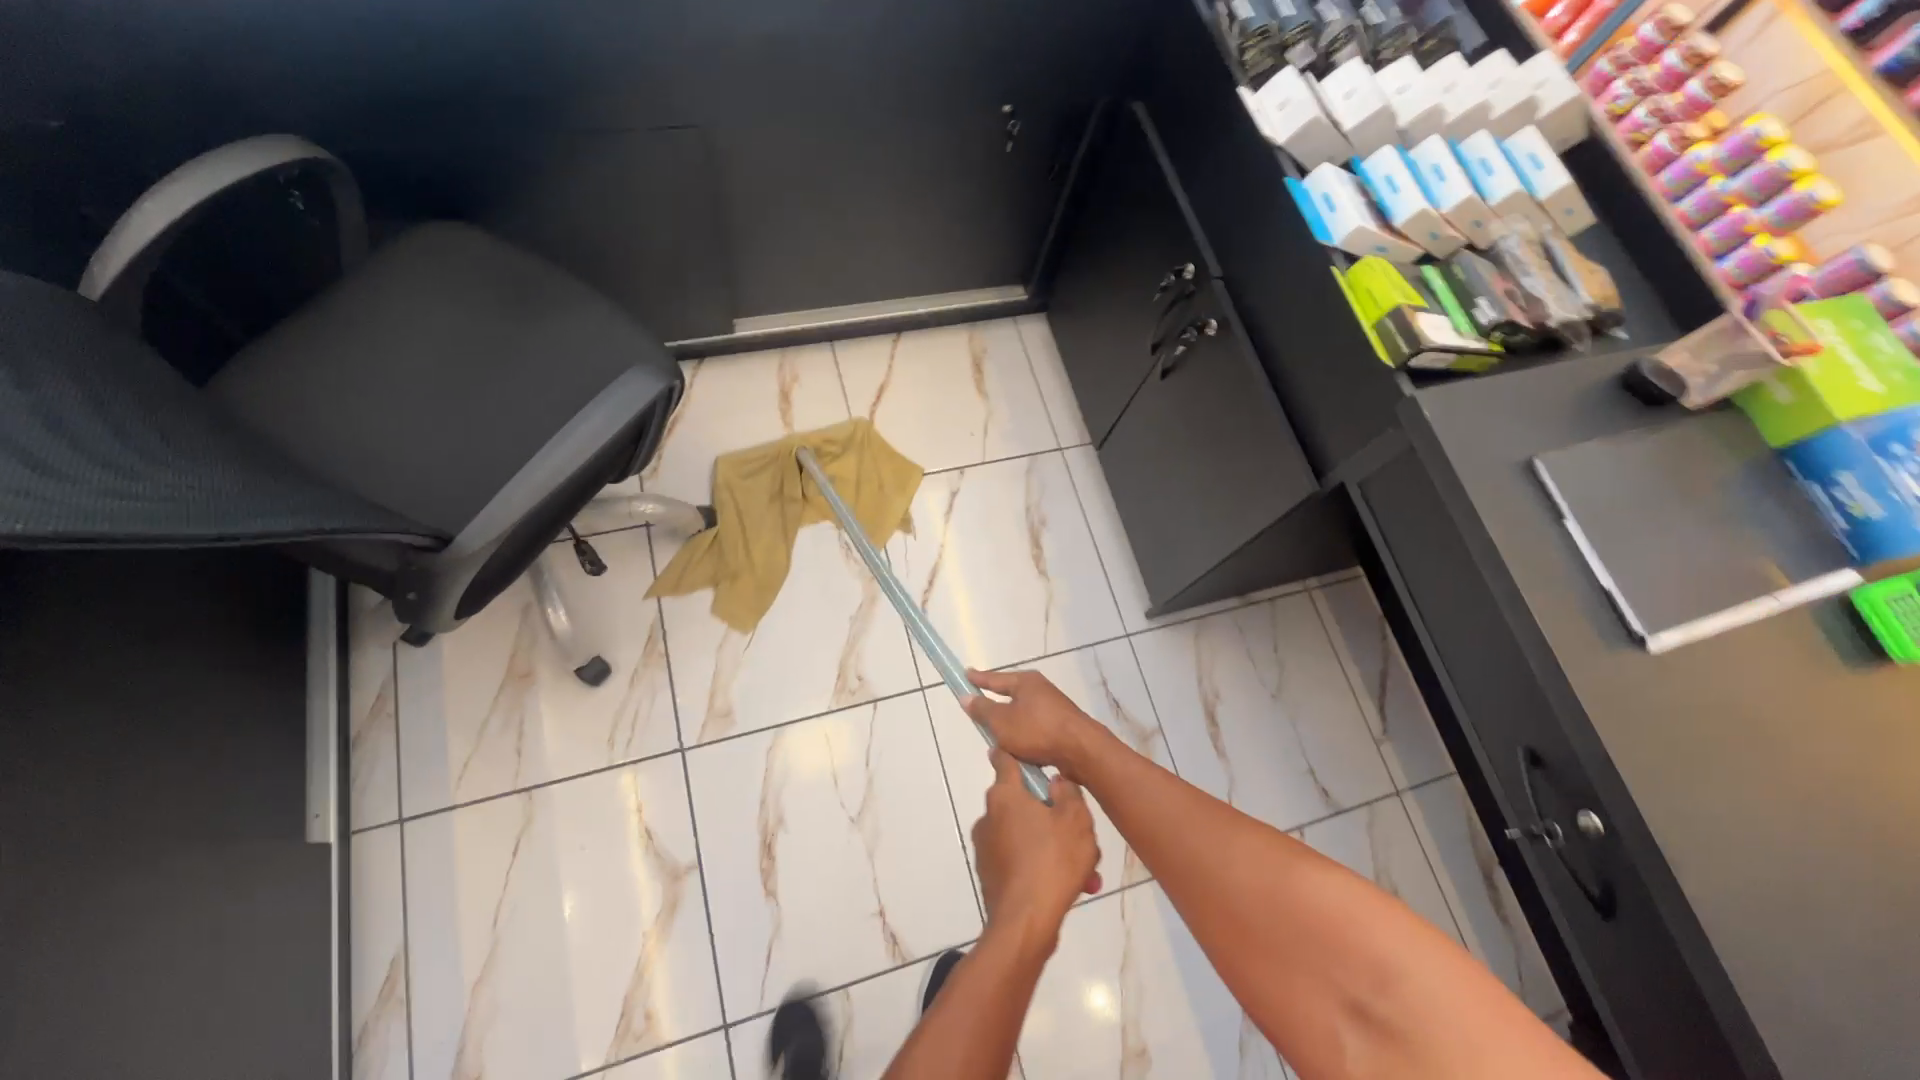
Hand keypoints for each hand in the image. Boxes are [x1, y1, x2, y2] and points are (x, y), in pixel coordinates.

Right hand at [963, 669, 1107, 782]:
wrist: (1081, 750)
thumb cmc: (1037, 731)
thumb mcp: (1001, 721)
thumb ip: (982, 710)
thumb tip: (966, 696)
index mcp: (1025, 682)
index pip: (995, 679)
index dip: (979, 678)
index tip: (966, 674)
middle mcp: (1040, 690)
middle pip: (1010, 696)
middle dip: (995, 706)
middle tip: (978, 711)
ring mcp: (1053, 708)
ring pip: (1022, 716)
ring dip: (1010, 727)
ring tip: (995, 740)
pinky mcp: (1061, 727)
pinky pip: (1034, 730)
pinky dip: (1024, 738)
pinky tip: (1018, 752)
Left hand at [972, 750, 1101, 946]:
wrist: (1025, 922)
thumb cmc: (1053, 861)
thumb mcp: (1076, 820)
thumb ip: (1068, 794)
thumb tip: (1055, 782)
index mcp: (1005, 796)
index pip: (1004, 761)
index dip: (1013, 754)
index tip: (1020, 751)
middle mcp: (989, 817)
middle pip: (1022, 805)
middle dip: (1052, 818)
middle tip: (1082, 837)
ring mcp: (986, 849)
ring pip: (1027, 838)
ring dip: (1053, 849)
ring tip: (1086, 874)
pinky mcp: (990, 876)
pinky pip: (1021, 863)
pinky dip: (1042, 869)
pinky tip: (1071, 888)